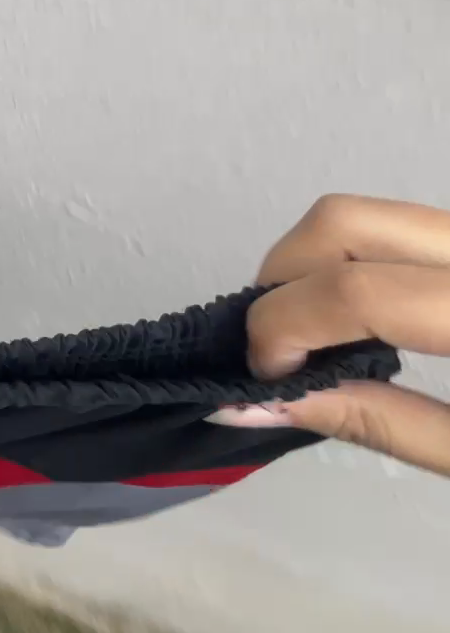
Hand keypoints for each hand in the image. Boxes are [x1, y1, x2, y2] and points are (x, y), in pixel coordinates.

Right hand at [207, 194, 449, 474]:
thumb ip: (383, 424)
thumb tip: (238, 404)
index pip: (356, 292)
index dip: (284, 328)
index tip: (269, 376)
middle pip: (343, 223)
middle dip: (282, 277)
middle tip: (287, 342)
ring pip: (366, 216)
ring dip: (317, 266)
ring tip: (326, 329)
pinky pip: (402, 232)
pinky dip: (362, 264)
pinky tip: (381, 319)